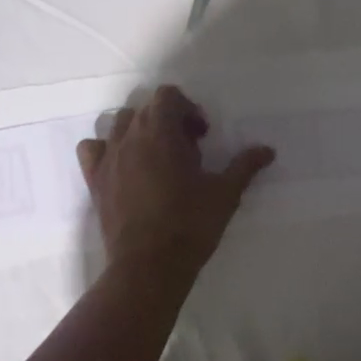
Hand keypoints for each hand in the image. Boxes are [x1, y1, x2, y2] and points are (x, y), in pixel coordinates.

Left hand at [76, 85, 275, 284]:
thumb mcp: (225, 193)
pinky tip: (123, 166)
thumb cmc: (190, 225)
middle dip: (169, 121)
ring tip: (157, 156)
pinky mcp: (95, 180)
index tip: (202, 136)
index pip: (168, 95)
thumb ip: (245, 166)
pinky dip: (106, 149)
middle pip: (146, 109)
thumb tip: (268, 150)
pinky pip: (92, 149)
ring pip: (119, 124)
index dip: (188, 109)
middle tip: (188, 151)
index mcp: (161, 133)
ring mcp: (109, 157)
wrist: (148, 265)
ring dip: (139, 130)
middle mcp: (130, 137)